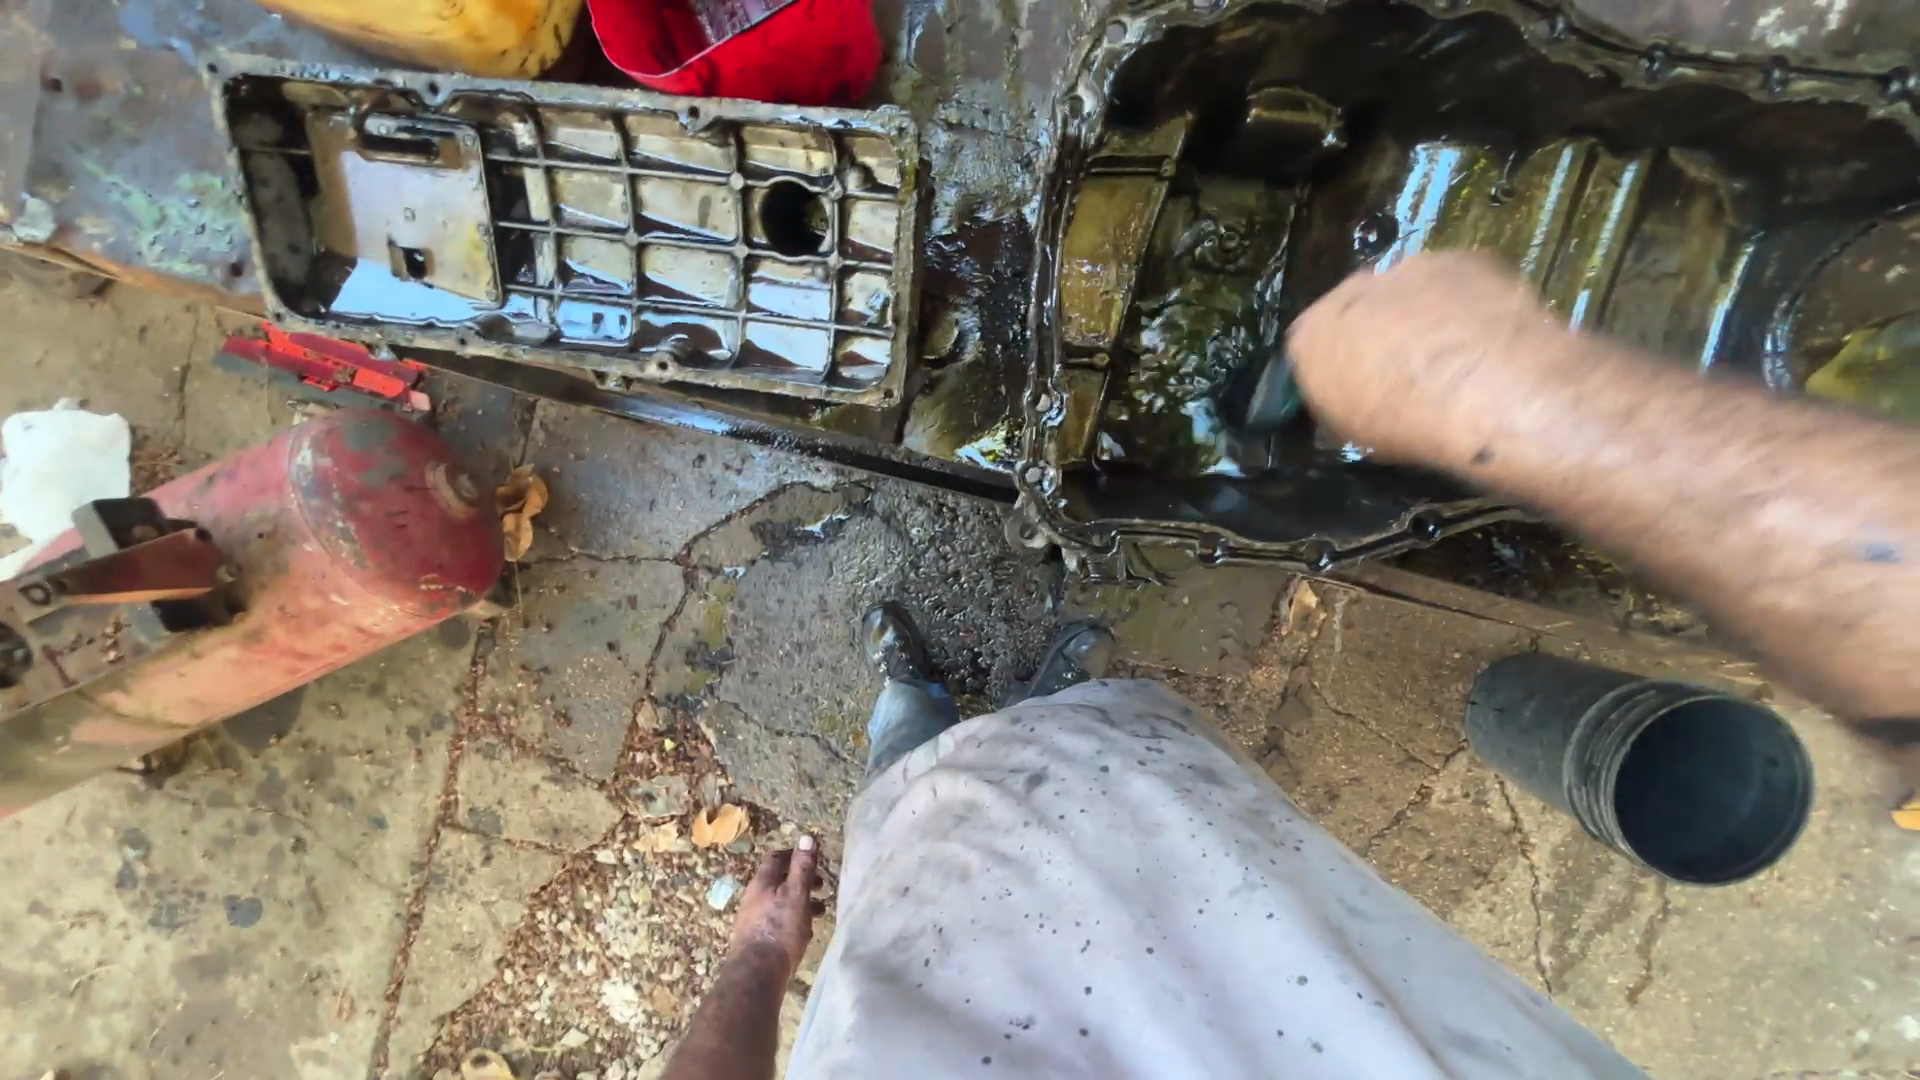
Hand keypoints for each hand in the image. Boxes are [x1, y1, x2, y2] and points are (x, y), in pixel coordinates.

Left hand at [725, 836, 823, 980]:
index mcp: (762, 882)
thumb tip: (806, 837)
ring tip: (820, 910)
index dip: (794, 854)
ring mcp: (752, 918)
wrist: (756, 974)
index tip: (812, 858)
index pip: (776, 857)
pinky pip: (777, 919)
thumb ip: (802, 867)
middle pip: (778, 880)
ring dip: (799, 901)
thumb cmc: (780, 929)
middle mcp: (754, 897)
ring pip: (779, 901)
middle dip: (800, 880)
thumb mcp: (796, 893)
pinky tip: (805, 931)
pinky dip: (792, 917)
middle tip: (820, 885)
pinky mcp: (756, 938)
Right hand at [1286, 251, 1567, 463]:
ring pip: (1406, 291)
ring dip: (1419, 314)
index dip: (1334, 363)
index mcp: (1308, 336)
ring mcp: (1405, 269)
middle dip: (1374, 332)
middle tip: (1401, 368)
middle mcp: (1347, 292)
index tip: (1352, 384)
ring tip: (1448, 352)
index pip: (1309, 343)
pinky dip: (1463, 302)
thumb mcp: (1351, 428)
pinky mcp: (1461, 257)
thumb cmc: (1402, 421)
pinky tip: (1481, 333)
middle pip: (1355, 309)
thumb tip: (1349, 400)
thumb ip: (1339, 400)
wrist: (1481, 389)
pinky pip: (1455, 281)